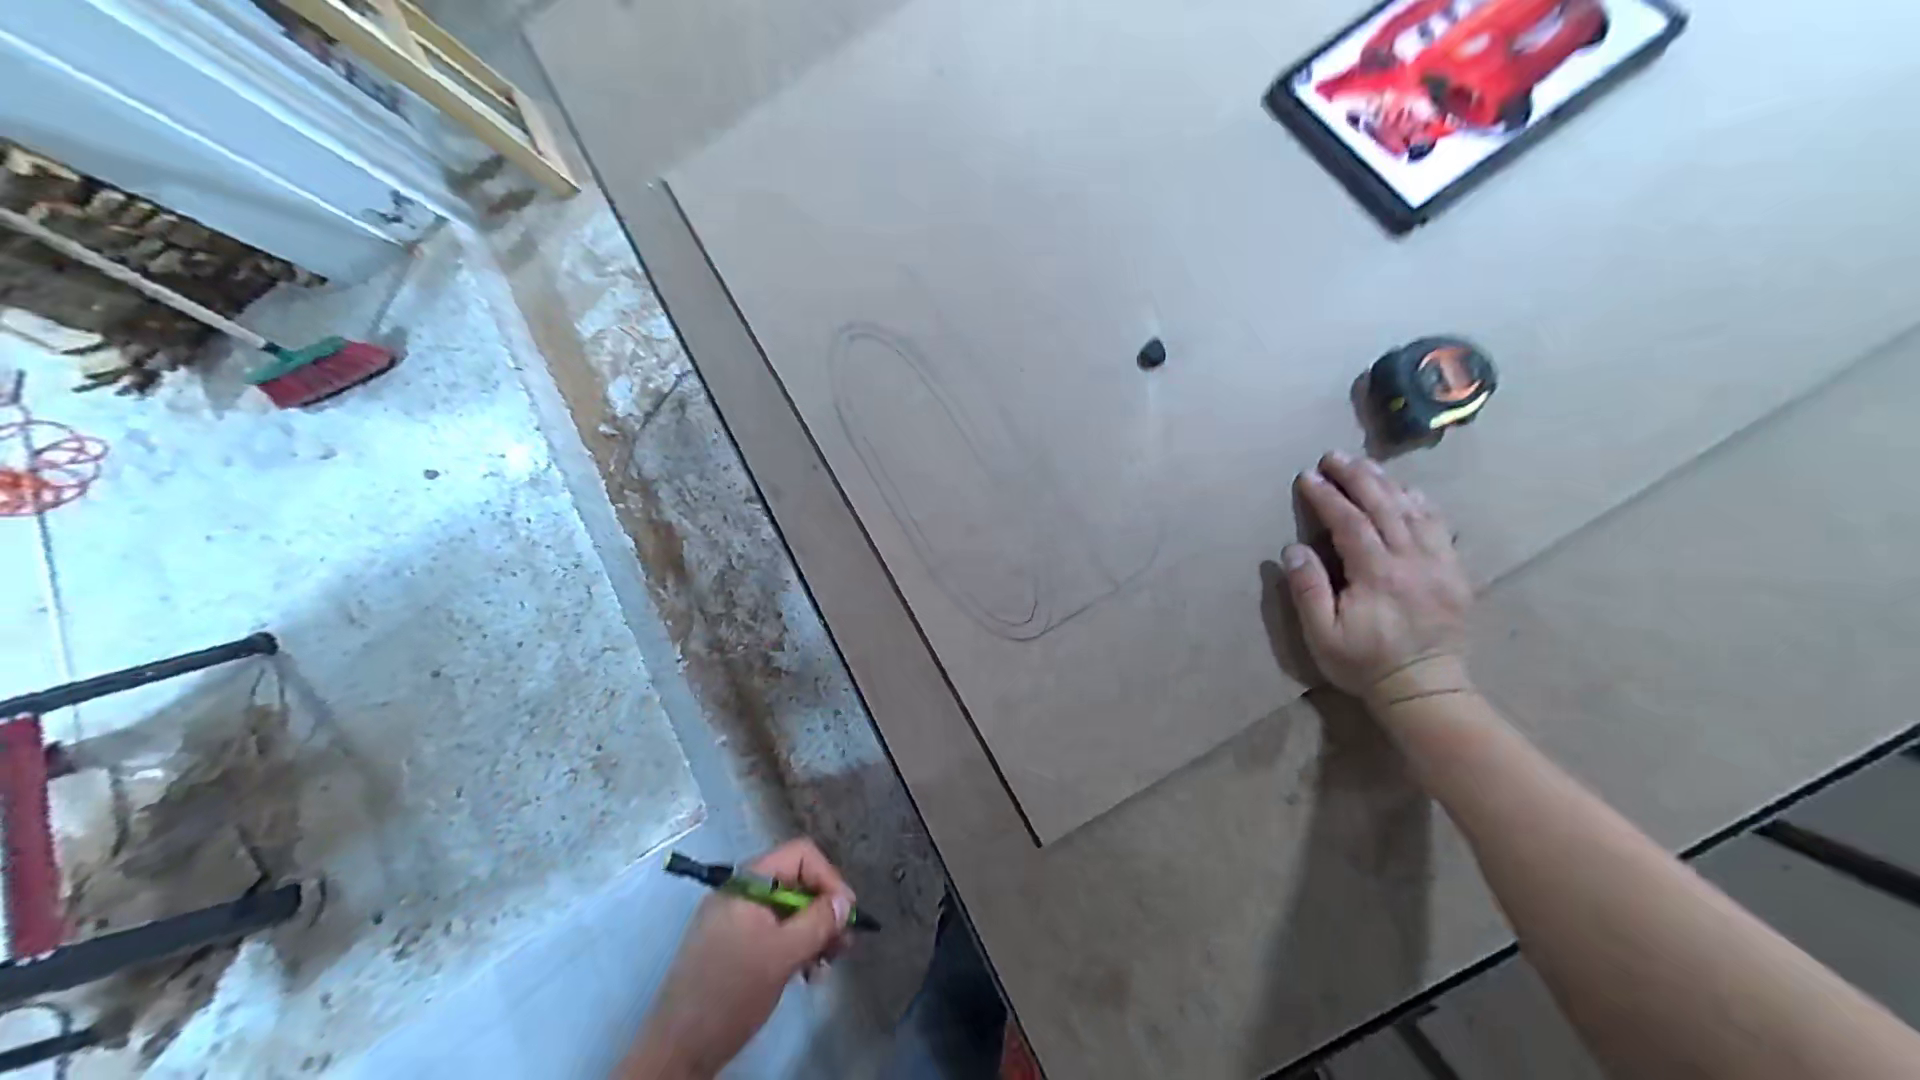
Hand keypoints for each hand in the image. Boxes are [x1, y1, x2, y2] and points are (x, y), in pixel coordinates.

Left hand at [622, 840, 856, 1079]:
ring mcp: (736, 920)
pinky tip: (806, 973)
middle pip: (797, 882)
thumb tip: (845, 901)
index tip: (846, 915)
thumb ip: (818, 922)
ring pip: (789, 910)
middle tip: (844, 945)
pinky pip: (775, 932)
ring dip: (814, 932)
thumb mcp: (782, 955)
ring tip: (827, 964)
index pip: (800, 856)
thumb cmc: (730, 993)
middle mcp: (741, 893)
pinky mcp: (734, 946)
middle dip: (824, 910)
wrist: (676, 1050)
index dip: (829, 879)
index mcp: (747, 883)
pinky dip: (796, 946)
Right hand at [1281, 450, 1474, 709]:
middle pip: (1385, 506)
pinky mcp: (1455, 573)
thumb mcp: (1322, 635)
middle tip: (1333, 456)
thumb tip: (1294, 549)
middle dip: (1356, 477)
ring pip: (1414, 511)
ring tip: (1364, 465)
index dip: (1327, 497)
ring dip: (1387, 483)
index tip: (1307, 477)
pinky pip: (1440, 526)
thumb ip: (1309, 589)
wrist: (1425, 688)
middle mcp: (1413, 561)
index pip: (1350, 523)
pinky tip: (1407, 492)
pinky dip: (1421, 503)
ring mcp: (1440, 564)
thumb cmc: (1364, 664)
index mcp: (1378, 575)